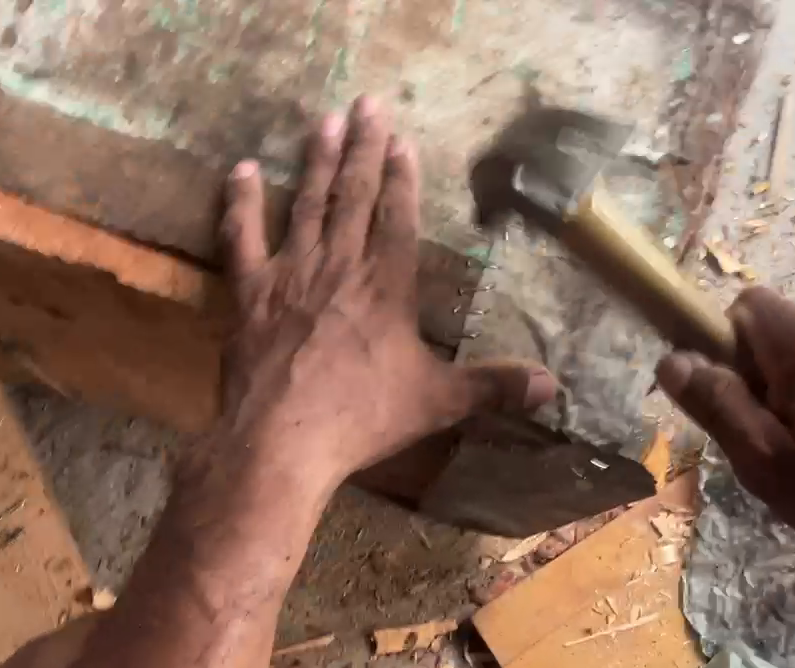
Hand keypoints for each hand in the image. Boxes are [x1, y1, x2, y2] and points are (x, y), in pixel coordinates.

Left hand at [211, 97, 554, 493]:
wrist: (285, 438)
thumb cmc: (365, 417)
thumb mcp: (438, 403)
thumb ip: (493, 388)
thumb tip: (554, 387)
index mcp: (387, 288)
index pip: (398, 220)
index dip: (402, 180)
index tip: (401, 141)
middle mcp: (340, 267)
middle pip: (354, 197)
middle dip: (362, 149)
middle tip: (366, 102)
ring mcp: (292, 274)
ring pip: (307, 205)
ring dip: (316, 161)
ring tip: (323, 119)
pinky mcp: (250, 293)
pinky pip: (243, 238)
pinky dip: (241, 203)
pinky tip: (243, 170)